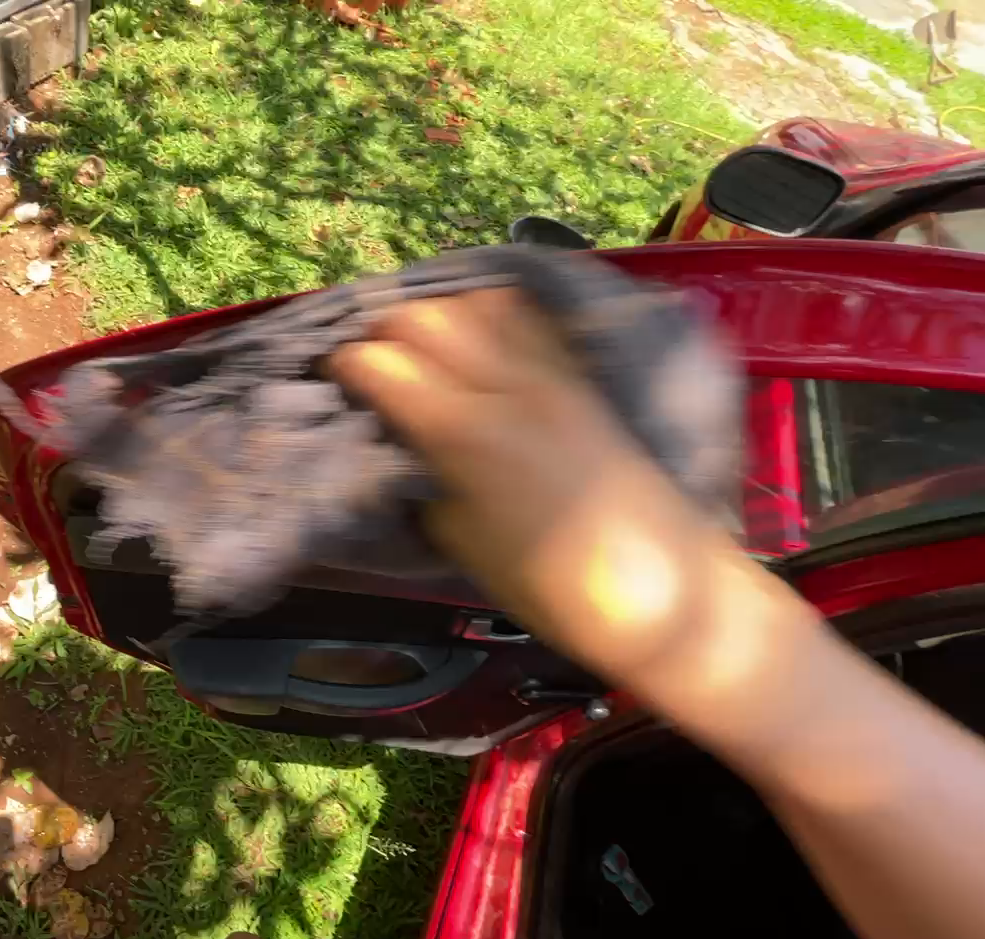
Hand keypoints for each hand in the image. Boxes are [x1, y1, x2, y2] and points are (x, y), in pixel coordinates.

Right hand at [330, 289, 751, 683]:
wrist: (656, 590)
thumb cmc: (537, 580)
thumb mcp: (451, 533)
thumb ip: (414, 470)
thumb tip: (391, 435)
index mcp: (461, 432)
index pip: (381, 364)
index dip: (343, 363)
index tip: (328, 376)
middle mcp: (504, 384)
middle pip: (423, 316)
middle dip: (379, 329)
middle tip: (364, 358)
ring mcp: (551, 372)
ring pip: (475, 302)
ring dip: (433, 313)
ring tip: (414, 344)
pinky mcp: (581, 376)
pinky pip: (525, 316)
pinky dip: (485, 313)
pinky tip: (472, 338)